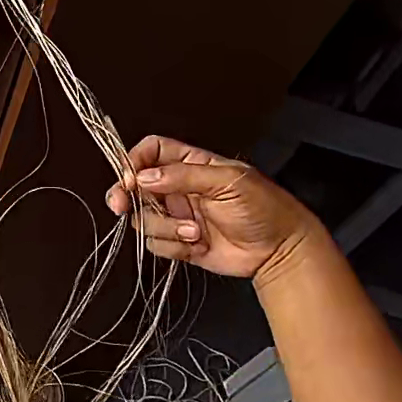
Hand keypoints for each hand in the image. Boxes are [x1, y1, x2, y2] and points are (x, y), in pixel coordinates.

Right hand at [104, 135, 324, 282]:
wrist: (279, 250)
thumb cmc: (264, 207)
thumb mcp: (228, 181)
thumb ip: (184, 176)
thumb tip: (145, 175)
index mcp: (191, 164)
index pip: (152, 152)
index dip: (134, 161)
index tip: (129, 178)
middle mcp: (179, 189)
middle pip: (136, 186)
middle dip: (127, 196)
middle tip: (122, 205)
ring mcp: (178, 216)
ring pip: (144, 218)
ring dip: (166, 227)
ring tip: (195, 231)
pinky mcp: (179, 243)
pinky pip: (156, 244)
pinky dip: (174, 247)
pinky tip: (198, 245)